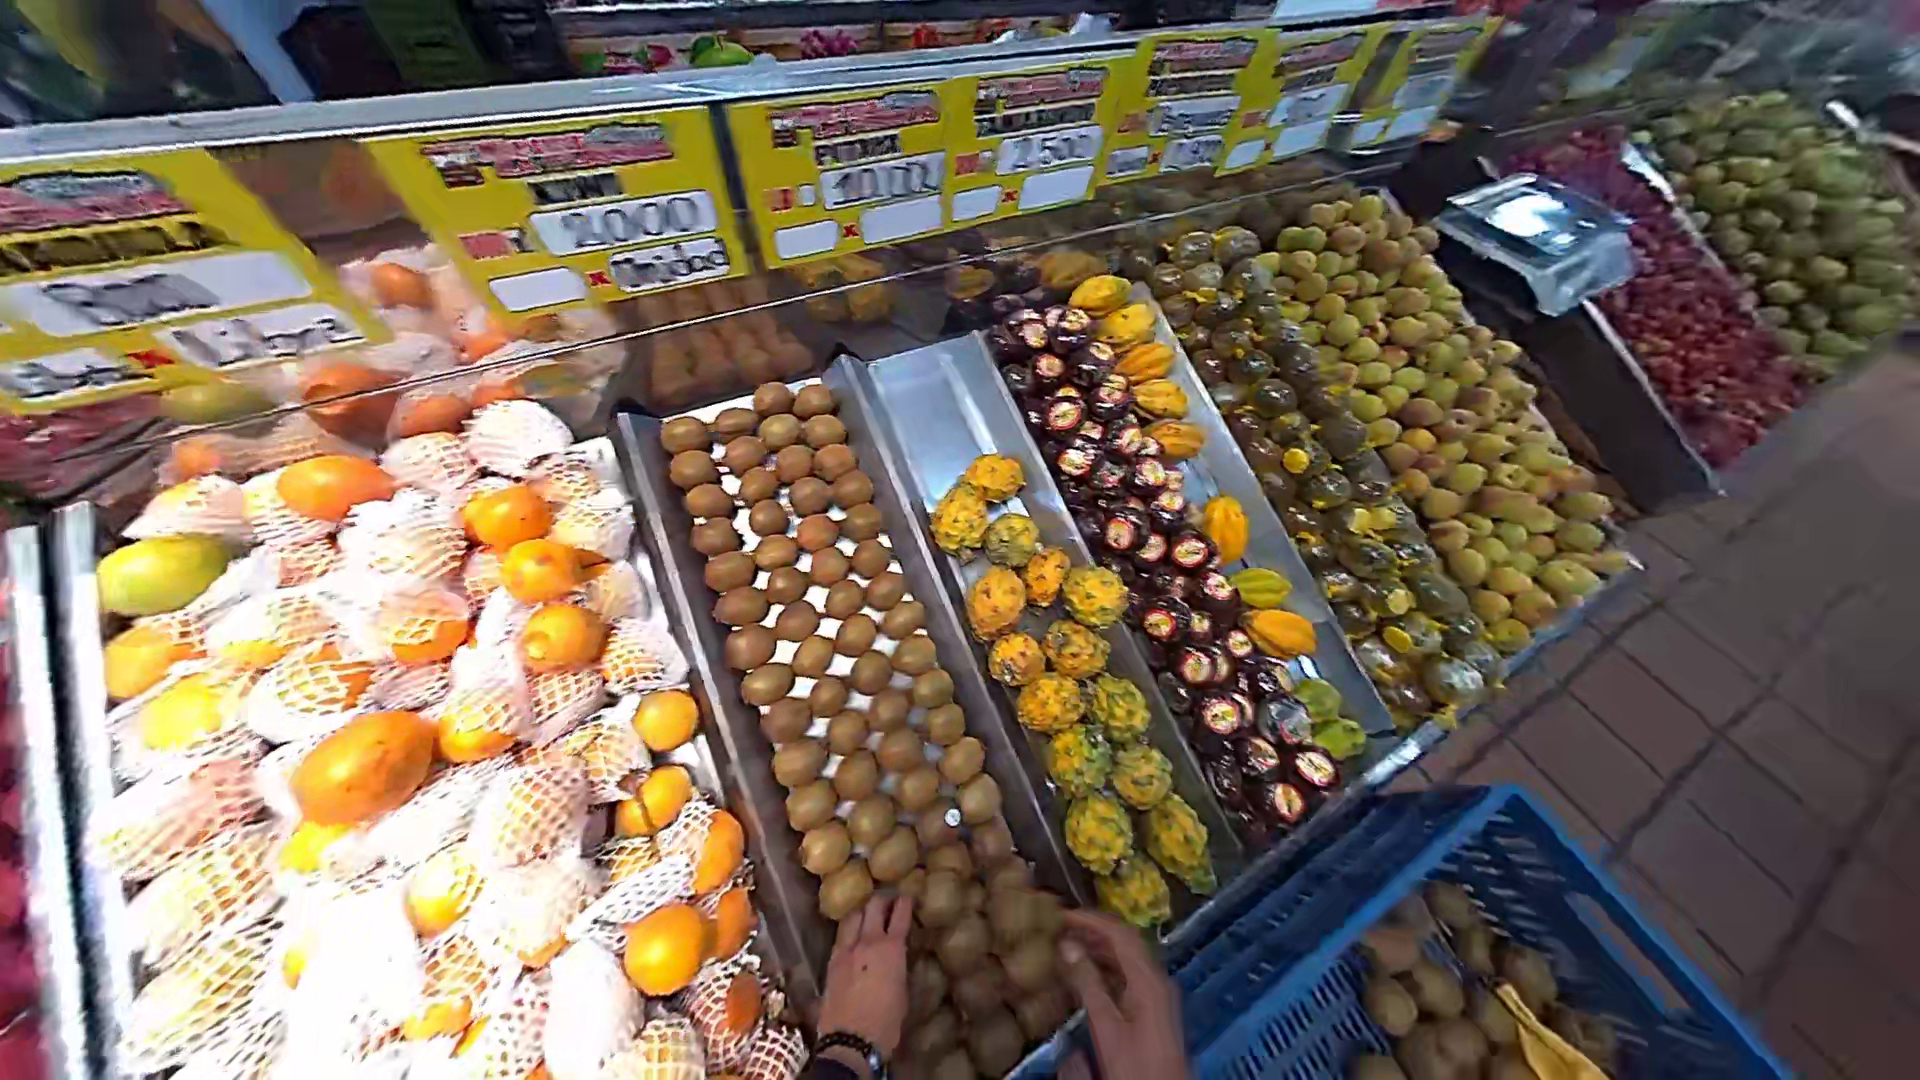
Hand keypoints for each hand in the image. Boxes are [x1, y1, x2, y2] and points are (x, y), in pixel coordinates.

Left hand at [817, 895, 912, 1068]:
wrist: (850, 1043)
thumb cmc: (885, 1024)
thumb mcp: (902, 991)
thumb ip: (899, 965)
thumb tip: (897, 955)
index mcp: (892, 948)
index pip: (901, 913)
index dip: (905, 901)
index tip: (907, 896)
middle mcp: (869, 940)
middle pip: (874, 904)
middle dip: (882, 899)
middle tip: (887, 901)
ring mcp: (847, 948)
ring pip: (854, 914)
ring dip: (863, 910)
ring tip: (867, 913)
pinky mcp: (832, 960)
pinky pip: (841, 935)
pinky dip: (849, 929)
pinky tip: (851, 936)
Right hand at [1056, 909, 1188, 1079]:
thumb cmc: (1135, 1066)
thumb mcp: (1106, 1027)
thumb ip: (1088, 983)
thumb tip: (1067, 944)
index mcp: (1148, 978)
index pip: (1119, 933)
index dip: (1090, 920)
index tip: (1062, 916)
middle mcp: (1156, 978)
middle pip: (1125, 940)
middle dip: (1093, 930)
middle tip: (1063, 928)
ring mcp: (1157, 992)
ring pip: (1127, 956)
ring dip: (1099, 947)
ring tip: (1069, 945)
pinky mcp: (1153, 1006)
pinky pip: (1128, 973)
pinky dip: (1107, 965)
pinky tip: (1087, 972)